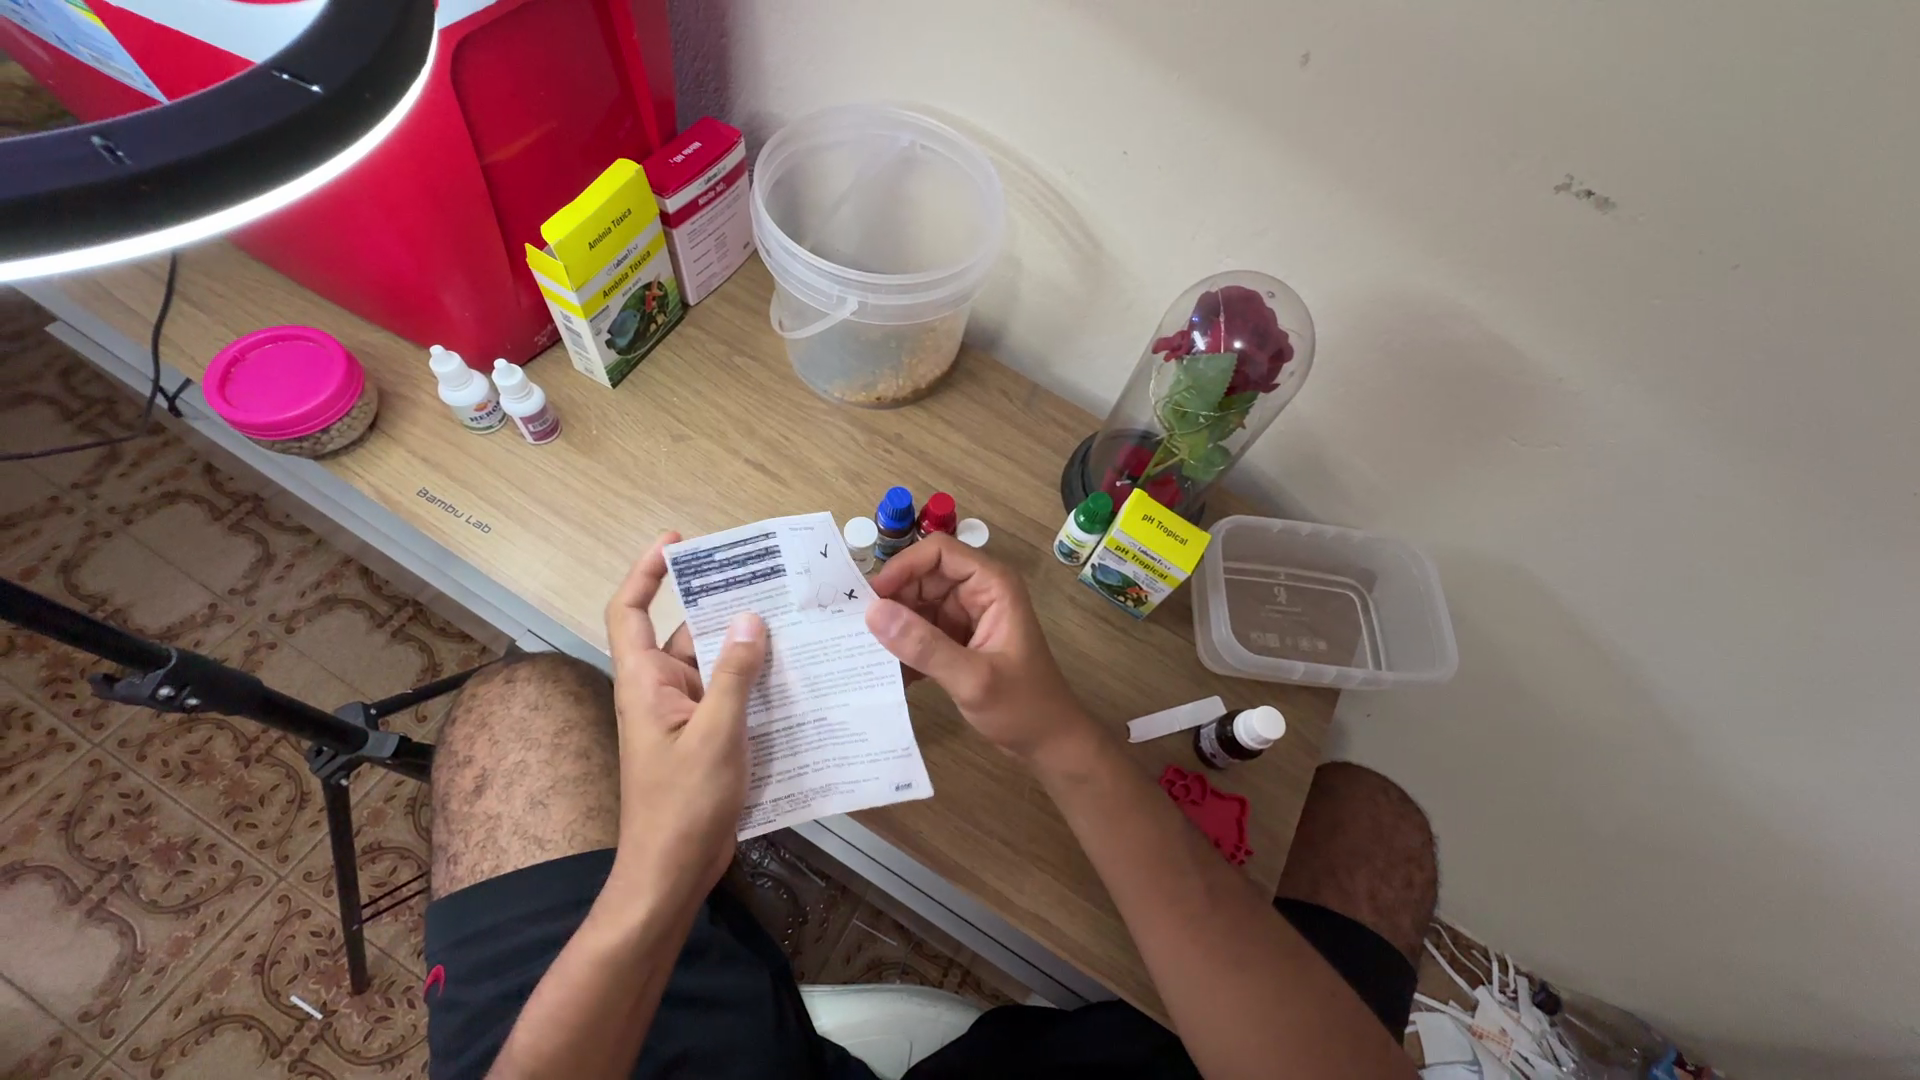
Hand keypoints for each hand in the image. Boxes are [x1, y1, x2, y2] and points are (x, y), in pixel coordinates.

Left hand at [604, 532, 767, 900]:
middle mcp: (662, 690)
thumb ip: (735, 674)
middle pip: (684, 630)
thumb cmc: (683, 803)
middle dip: (719, 602)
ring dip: (746, 643)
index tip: (677, 542)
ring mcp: (685, 715)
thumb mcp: (716, 734)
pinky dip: (755, 679)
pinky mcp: (706, 737)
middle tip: (766, 576)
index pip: (628, 611)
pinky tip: (794, 671)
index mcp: (645, 681)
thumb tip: (752, 619)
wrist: (671, 873)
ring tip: (791, 615)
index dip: (646, 572)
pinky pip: (729, 693)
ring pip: (714, 663)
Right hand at [865, 534, 1097, 764]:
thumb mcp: (972, 678)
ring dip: (894, 629)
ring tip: (866, 654)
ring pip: (916, 605)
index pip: (939, 552)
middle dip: (892, 601)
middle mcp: (978, 592)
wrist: (1049, 742)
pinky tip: (889, 674)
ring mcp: (966, 616)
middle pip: (922, 577)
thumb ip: (924, 646)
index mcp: (992, 585)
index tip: (872, 599)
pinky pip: (920, 631)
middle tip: (859, 632)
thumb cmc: (1023, 707)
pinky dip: (904, 648)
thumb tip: (873, 613)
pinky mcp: (956, 640)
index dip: (903, 567)